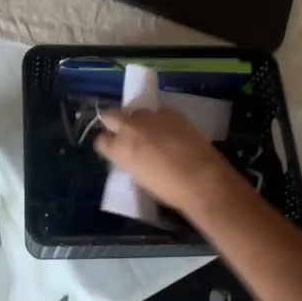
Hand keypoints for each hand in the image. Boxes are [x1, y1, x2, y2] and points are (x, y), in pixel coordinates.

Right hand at [93, 106, 239, 218]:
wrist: (200, 178)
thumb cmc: (168, 189)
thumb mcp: (138, 177)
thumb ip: (130, 161)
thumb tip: (132, 155)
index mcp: (118, 149)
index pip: (101, 140)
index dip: (108, 144)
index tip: (115, 149)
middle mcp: (128, 127)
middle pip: (110, 115)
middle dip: (114, 122)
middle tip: (125, 133)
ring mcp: (150, 116)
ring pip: (136, 112)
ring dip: (140, 121)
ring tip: (153, 132)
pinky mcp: (170, 111)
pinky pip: (159, 112)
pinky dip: (162, 120)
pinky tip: (173, 132)